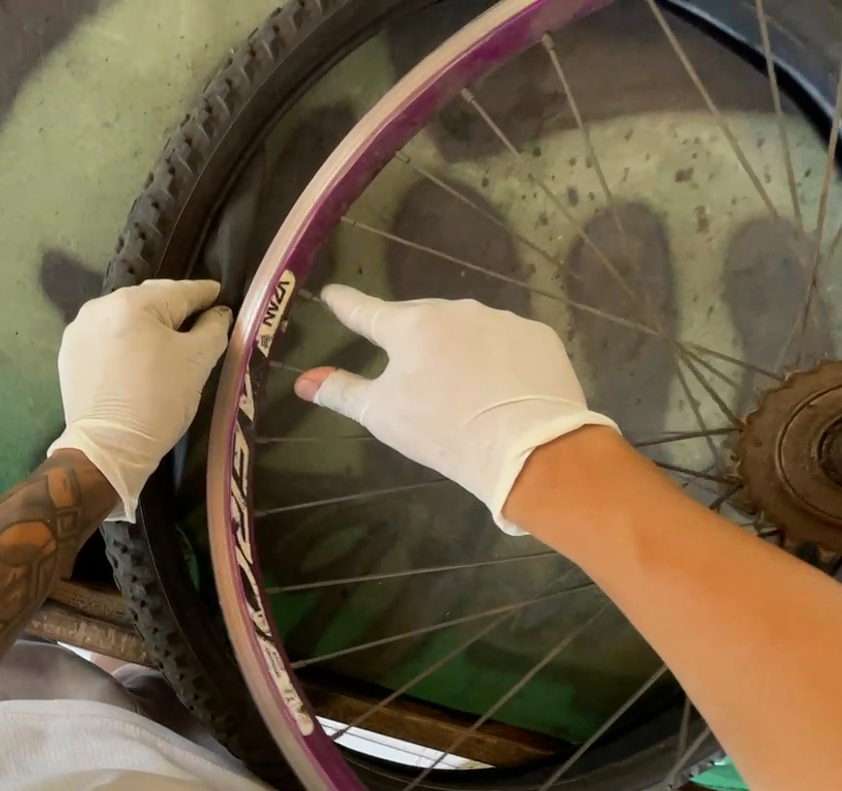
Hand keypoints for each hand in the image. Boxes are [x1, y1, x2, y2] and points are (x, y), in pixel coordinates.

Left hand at [48, 279, 233, 521]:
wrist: (109, 449)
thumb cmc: (158, 402)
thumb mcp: (197, 363)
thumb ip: (214, 329)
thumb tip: (218, 312)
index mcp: (132, 303)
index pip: (179, 292)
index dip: (204, 294)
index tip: (218, 294)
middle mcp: (99, 308)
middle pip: (148, 302)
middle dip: (173, 310)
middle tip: (195, 319)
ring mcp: (79, 332)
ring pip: (123, 320)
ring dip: (144, 327)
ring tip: (162, 342)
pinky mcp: (69, 356)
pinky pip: (104, 340)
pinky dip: (122, 344)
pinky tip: (133, 359)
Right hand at [296, 285, 616, 533]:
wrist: (526, 445)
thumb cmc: (440, 428)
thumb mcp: (380, 413)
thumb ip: (340, 392)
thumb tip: (303, 381)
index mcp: (411, 326)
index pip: (367, 311)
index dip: (346, 304)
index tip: (332, 292)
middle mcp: (456, 310)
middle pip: (418, 317)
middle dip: (406, 333)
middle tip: (401, 361)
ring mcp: (502, 319)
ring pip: (463, 327)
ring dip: (452, 346)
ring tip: (454, 382)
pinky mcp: (538, 337)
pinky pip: (502, 340)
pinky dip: (491, 356)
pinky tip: (494, 385)